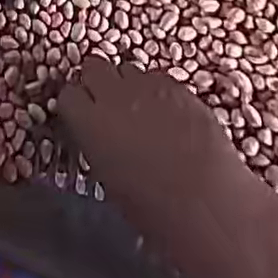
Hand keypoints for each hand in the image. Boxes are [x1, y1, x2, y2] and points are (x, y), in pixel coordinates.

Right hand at [58, 58, 245, 208]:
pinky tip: (167, 115)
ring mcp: (147, 85)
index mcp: (90, 123)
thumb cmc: (155, 211)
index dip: (75, 105)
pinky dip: (155, 91)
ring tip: (138, 109)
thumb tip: (101, 138)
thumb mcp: (111, 182)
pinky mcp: (176, 85)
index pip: (68, 95)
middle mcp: (114, 96)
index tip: (81, 116)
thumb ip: (99, 146)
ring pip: (126, 68)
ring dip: (126, 84)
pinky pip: (156, 77)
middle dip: (96, 81)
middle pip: (93, 67)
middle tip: (105, 104)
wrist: (209, 203)